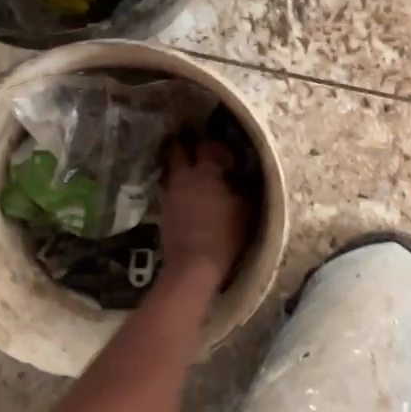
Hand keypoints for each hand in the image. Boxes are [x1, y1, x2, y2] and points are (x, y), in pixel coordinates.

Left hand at [159, 137, 251, 285]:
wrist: (193, 266)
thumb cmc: (225, 236)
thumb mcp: (246, 210)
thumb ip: (243, 189)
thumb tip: (242, 178)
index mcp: (205, 172)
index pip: (207, 145)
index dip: (217, 145)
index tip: (227, 156)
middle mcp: (183, 177)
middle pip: (178, 150)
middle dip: (188, 146)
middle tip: (202, 152)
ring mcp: (170, 193)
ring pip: (171, 168)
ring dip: (181, 166)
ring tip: (195, 173)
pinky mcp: (164, 209)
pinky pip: (170, 187)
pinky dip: (179, 185)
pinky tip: (190, 195)